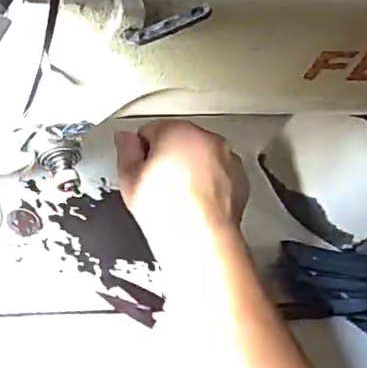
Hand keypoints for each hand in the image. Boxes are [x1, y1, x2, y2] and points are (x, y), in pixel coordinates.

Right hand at [114, 121, 248, 245]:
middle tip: (155, 182)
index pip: (150, 129)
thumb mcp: (128, 178)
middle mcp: (207, 139)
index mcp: (177, 132)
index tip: (140, 167)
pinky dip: (207, 180)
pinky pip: (217, 171)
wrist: (201, 238)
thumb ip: (126, 150)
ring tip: (174, 194)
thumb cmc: (168, 211)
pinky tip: (192, 200)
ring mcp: (227, 157)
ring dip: (188, 166)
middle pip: (177, 138)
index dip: (140, 150)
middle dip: (166, 155)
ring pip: (199, 154)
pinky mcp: (240, 177)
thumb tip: (126, 139)